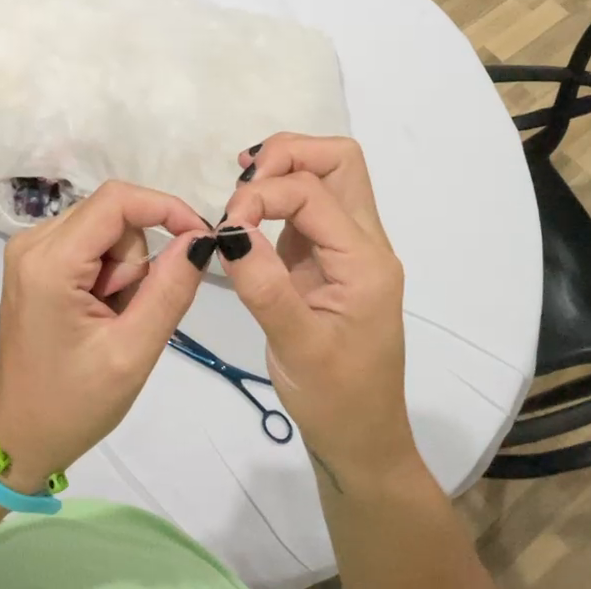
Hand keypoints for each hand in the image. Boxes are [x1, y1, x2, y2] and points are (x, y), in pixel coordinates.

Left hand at [0, 181, 211, 489]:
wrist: (19, 435)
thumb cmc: (73, 403)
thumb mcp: (132, 351)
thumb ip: (169, 289)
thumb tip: (200, 237)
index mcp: (49, 260)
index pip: (117, 200)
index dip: (165, 207)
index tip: (201, 239)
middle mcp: (32, 241)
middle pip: (111, 216)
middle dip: (135, 261)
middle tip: (126, 316)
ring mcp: (29, 250)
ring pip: (104, 232)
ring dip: (121, 272)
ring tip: (108, 322)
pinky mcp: (34, 263)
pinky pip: (88, 246)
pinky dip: (105, 276)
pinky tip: (97, 315)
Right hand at [218, 135, 416, 489]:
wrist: (360, 436)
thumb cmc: (334, 398)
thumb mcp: (296, 346)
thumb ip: (264, 284)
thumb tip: (230, 229)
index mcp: (365, 262)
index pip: (312, 192)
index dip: (262, 194)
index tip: (225, 227)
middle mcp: (365, 244)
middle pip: (339, 160)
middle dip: (286, 154)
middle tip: (242, 183)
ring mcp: (348, 247)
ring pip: (328, 173)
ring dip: (283, 167)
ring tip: (241, 192)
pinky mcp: (328, 256)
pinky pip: (311, 202)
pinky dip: (279, 191)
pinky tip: (248, 208)